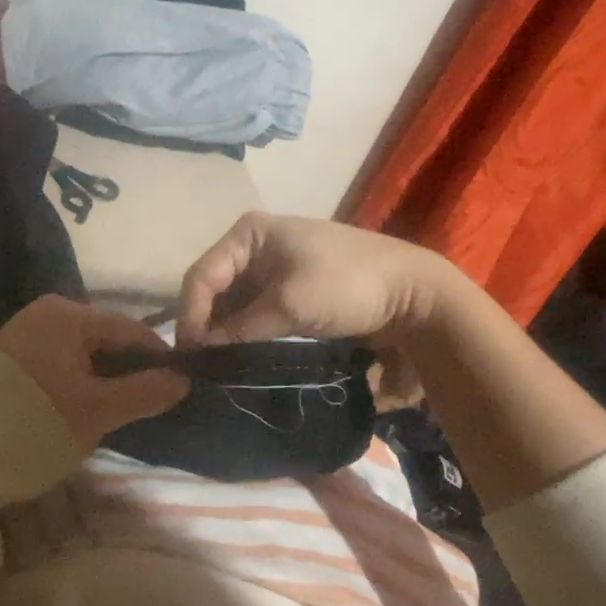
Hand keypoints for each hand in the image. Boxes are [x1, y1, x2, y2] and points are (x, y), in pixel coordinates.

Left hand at [0, 296, 188, 446]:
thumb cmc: (39, 423)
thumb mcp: (99, 410)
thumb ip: (145, 391)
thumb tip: (181, 380)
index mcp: (67, 314)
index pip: (129, 329)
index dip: (157, 359)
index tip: (176, 389)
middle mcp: (45, 312)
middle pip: (104, 338)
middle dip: (128, 370)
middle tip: (145, 406)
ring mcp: (24, 332)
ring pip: (82, 352)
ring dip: (102, 378)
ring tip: (116, 412)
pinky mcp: (11, 356)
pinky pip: (59, 361)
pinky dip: (77, 381)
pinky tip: (82, 408)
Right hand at [176, 213, 456, 346]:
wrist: (414, 294)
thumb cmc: (348, 284)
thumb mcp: (289, 304)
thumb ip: (240, 330)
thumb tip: (199, 356)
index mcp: (249, 234)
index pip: (201, 276)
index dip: (191, 316)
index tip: (191, 358)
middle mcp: (254, 247)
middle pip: (213, 291)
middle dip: (204, 328)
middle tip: (200, 370)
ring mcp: (272, 271)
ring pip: (232, 307)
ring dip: (223, 337)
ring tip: (216, 371)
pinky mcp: (288, 294)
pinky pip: (253, 316)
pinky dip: (244, 338)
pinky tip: (239, 362)